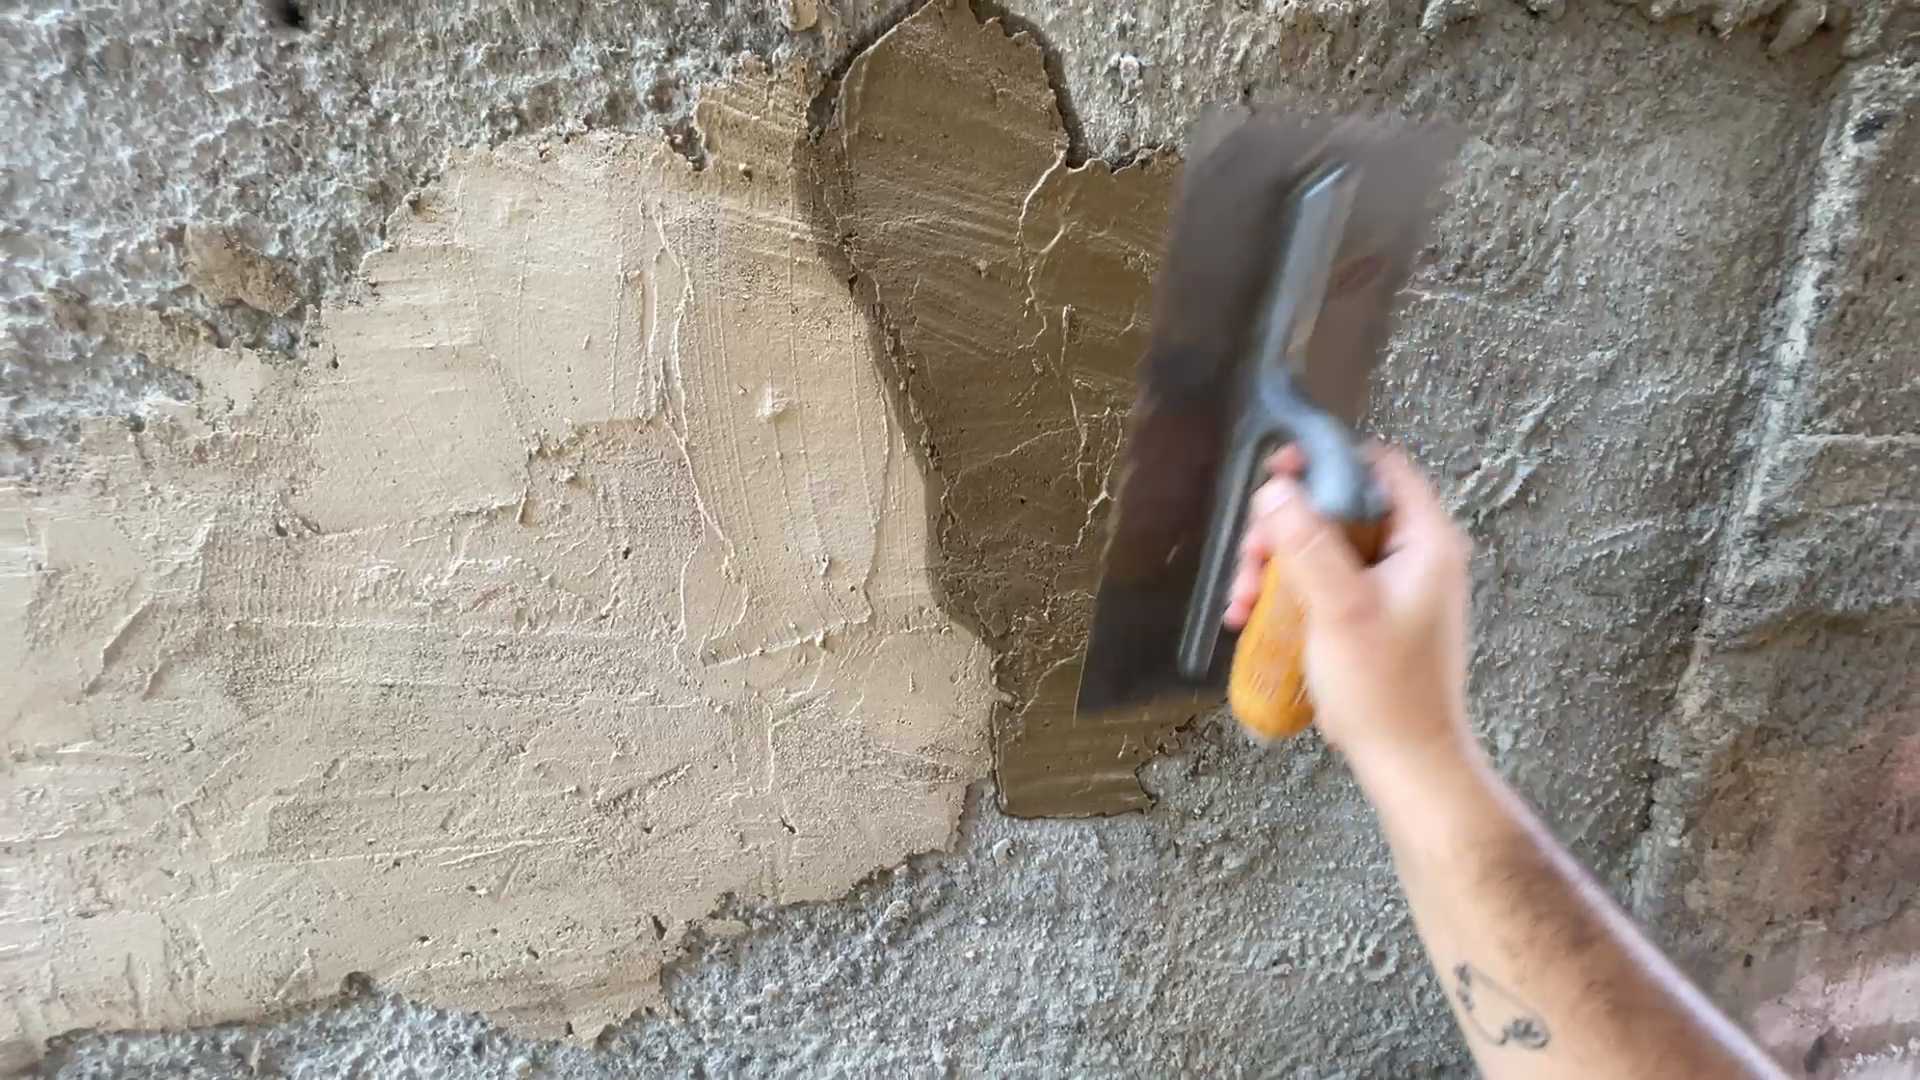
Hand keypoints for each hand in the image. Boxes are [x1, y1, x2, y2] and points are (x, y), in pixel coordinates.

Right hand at [1222, 445, 1475, 772]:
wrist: (1404, 757)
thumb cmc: (1385, 690)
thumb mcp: (1340, 608)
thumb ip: (1309, 544)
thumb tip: (1276, 491)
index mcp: (1424, 541)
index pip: (1379, 467)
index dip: (1326, 460)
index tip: (1278, 475)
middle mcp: (1410, 555)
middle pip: (1335, 507)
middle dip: (1282, 529)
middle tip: (1251, 558)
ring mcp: (1386, 584)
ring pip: (1318, 545)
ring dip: (1272, 564)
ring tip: (1243, 600)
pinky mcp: (1365, 611)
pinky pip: (1317, 580)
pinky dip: (1283, 591)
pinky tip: (1251, 615)